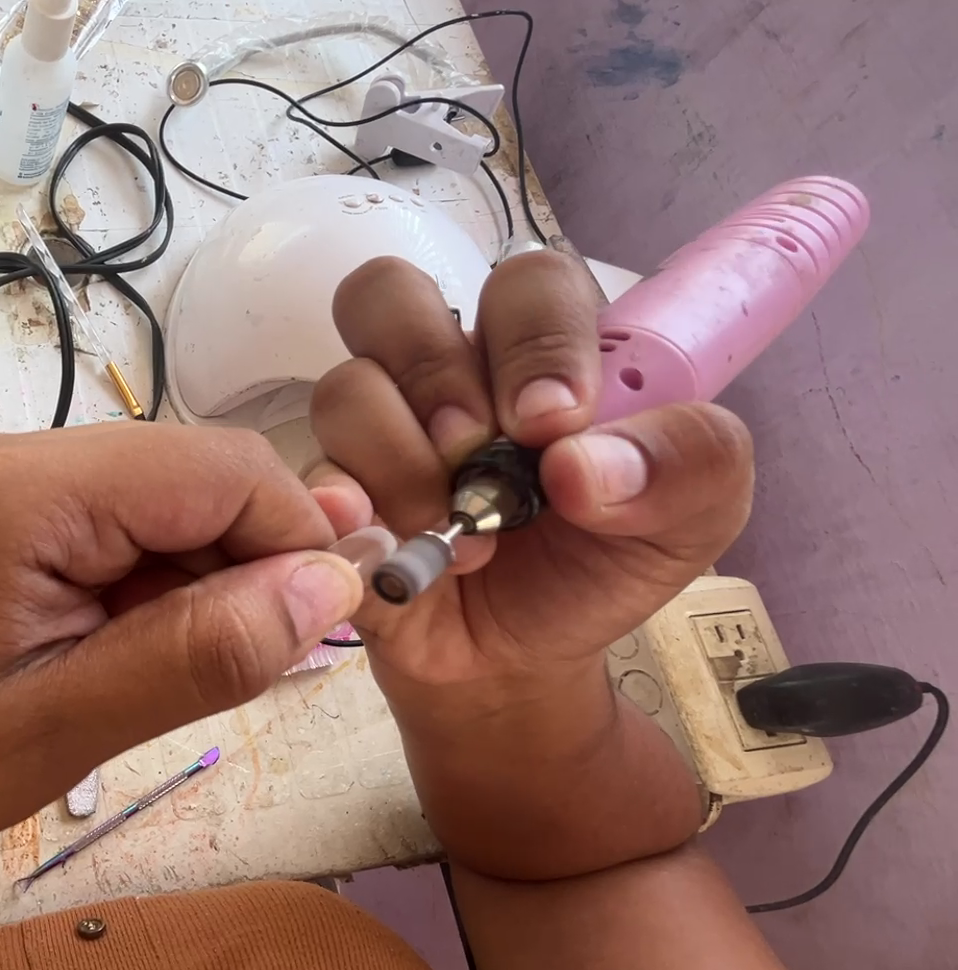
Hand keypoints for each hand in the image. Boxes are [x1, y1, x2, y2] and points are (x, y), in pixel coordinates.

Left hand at [0, 424, 362, 879]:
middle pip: (194, 475)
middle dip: (256, 558)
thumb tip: (333, 586)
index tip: (336, 628)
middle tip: (284, 658)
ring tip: (209, 667)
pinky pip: (121, 533)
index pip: (218, 467)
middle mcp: (24, 462)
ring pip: (166, 505)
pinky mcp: (12, 526)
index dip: (296, 537)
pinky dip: (162, 587)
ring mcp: (14, 489)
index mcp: (30, 491)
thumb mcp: (67, 726)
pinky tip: (154, 650)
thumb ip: (202, 653)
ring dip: (211, 578)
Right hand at [307, 251, 754, 728]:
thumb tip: (579, 462)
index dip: (531, 338)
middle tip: (472, 449)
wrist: (506, 659)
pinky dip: (351, 510)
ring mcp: (369, 431)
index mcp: (530, 356)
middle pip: (384, 292)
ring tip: (455, 535)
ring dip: (402, 462)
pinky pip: (310, 473)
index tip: (550, 424)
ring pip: (343, 386)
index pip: (522, 282)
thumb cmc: (591, 571)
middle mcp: (436, 376)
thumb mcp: (687, 521)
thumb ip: (686, 464)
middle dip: (431, 370)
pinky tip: (393, 553)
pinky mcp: (327, 492)